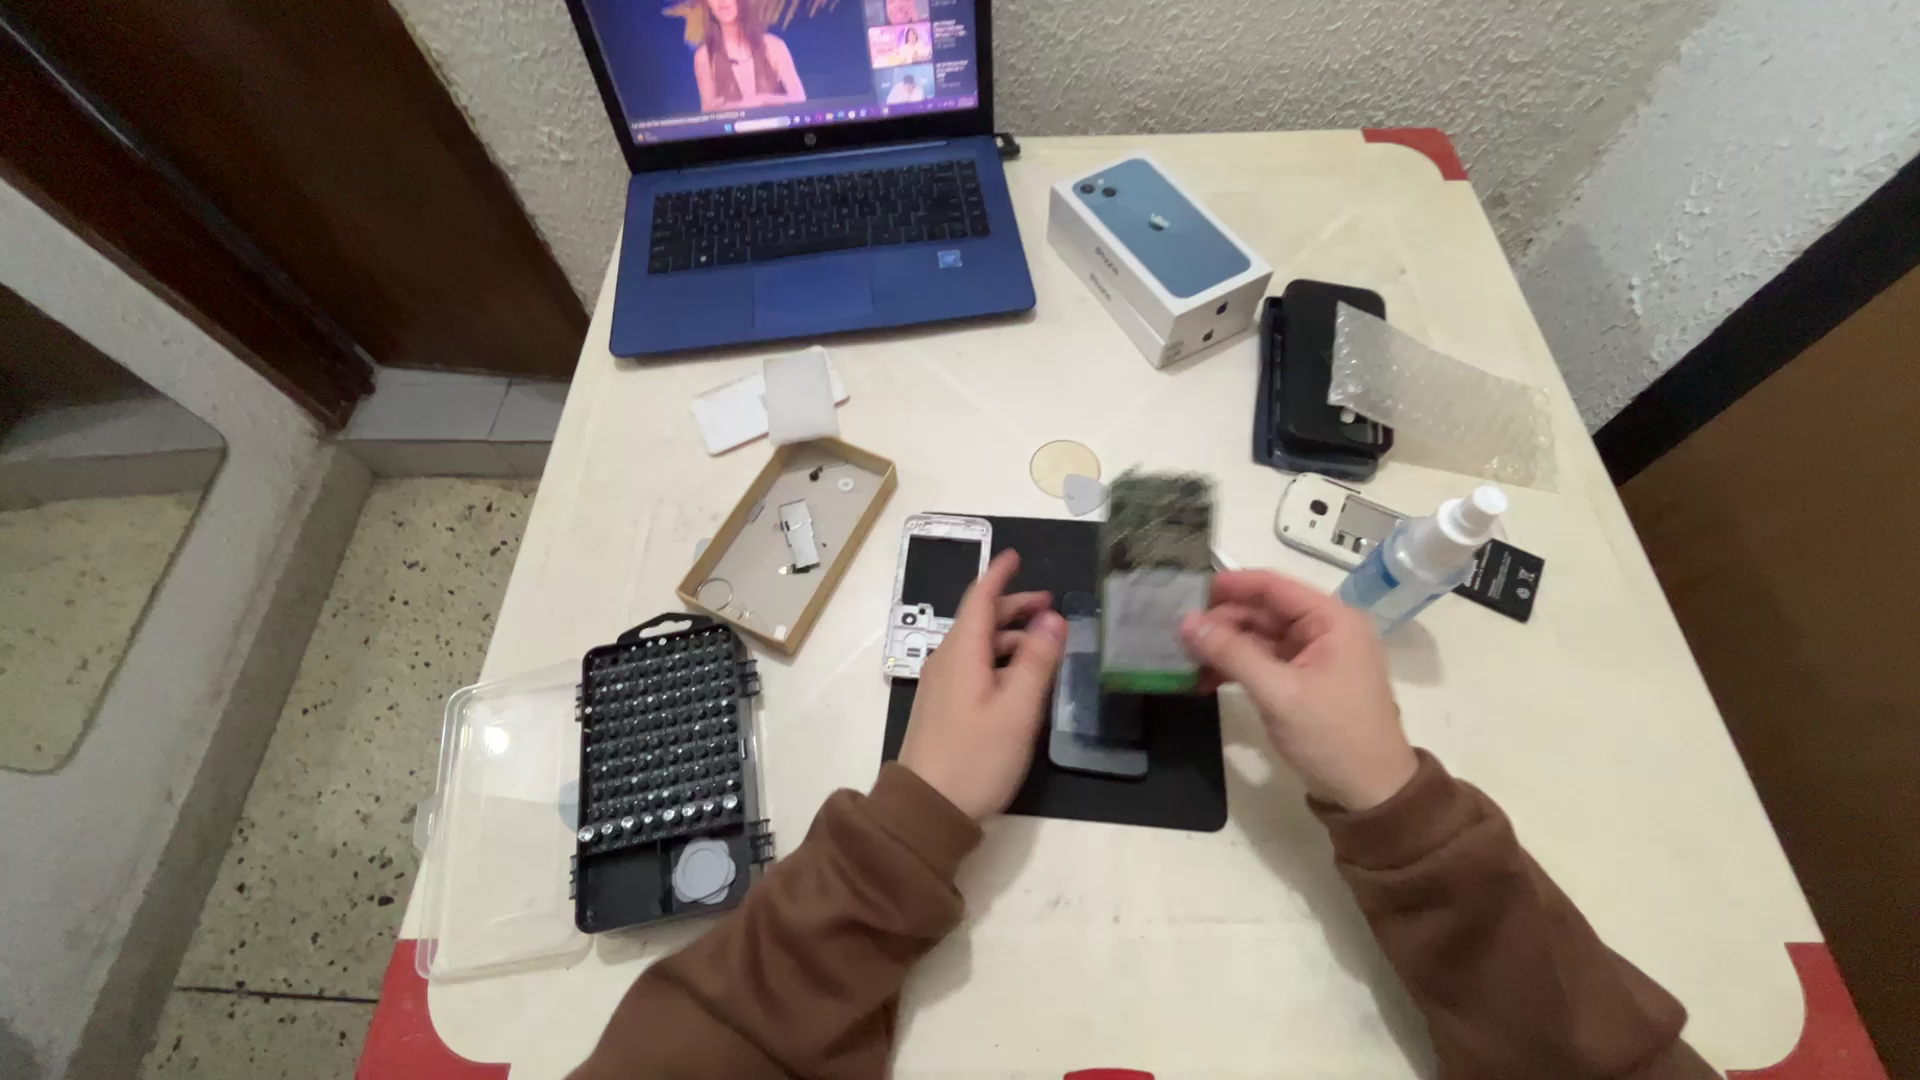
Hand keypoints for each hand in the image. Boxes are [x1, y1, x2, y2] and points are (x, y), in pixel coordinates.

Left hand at [898, 551, 1066, 819]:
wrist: (927, 809)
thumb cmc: (976, 757)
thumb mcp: (1017, 710)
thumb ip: (1037, 661)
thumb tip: (1054, 618)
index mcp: (962, 653)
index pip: (979, 598)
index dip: (999, 575)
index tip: (1016, 556)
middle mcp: (946, 660)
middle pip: (978, 619)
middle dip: (1012, 606)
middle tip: (1048, 604)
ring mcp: (941, 685)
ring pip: (976, 644)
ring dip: (1008, 635)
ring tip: (1043, 643)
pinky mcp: (942, 706)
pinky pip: (971, 666)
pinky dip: (997, 658)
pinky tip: (1018, 677)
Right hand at [1180, 570, 1415, 810]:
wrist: (1371, 793)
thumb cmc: (1333, 736)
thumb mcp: (1279, 693)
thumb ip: (1232, 653)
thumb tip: (1186, 622)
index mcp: (1332, 620)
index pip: (1274, 586)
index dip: (1230, 585)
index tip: (1188, 592)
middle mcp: (1325, 629)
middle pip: (1263, 610)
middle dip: (1221, 621)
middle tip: (1179, 633)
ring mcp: (1314, 655)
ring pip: (1258, 635)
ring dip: (1224, 645)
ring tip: (1185, 657)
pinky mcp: (1303, 679)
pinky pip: (1262, 659)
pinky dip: (1235, 666)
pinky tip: (1205, 678)